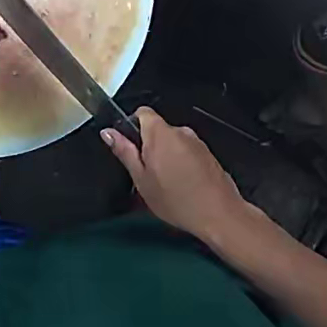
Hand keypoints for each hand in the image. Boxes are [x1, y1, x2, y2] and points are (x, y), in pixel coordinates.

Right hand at [101, 107, 257, 244]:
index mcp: (160, 133)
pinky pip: (187, 152)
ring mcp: (197, 142)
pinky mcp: (208, 154)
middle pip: (158, 130)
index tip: (129, 145)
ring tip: (165, 185)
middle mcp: (180, 131)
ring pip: (173, 143)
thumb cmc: (177, 200)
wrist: (217, 213)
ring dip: (166, 157)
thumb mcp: (141, 179)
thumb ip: (124, 151)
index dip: (132, 125)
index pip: (142, 112)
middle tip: (146, 174)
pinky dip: (182, 164)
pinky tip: (182, 186)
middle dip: (149, 147)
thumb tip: (108, 133)